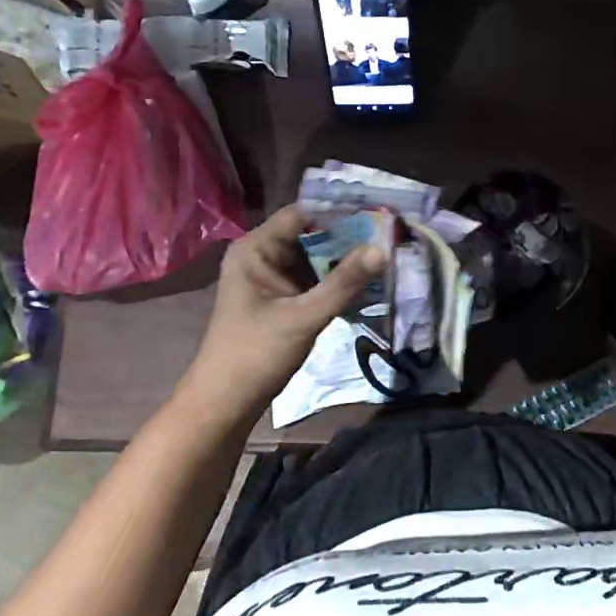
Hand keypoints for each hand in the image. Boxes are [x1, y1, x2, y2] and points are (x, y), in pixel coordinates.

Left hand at [182, 205, 384, 419]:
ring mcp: (272, 277)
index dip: (339, 211)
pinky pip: (314, 278)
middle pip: (311, 233)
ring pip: (315, 257)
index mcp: (255, 249)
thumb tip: (382, 248)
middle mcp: (262, 255)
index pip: (302, 214)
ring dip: (345, 259)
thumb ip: (344, 283)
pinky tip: (367, 282)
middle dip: (348, 236)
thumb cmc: (256, 354)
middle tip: (389, 235)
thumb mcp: (303, 317)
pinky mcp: (282, 297)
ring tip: (386, 255)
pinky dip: (336, 280)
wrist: (225, 404)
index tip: (377, 212)